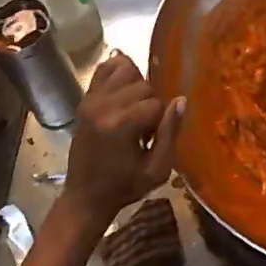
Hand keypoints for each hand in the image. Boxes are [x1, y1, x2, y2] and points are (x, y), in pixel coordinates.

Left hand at [59, 51, 182, 228]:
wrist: (85, 195)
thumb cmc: (124, 186)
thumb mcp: (156, 170)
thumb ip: (170, 133)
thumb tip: (181, 100)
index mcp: (122, 125)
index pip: (156, 103)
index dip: (160, 121)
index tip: (152, 139)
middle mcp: (104, 105)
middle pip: (142, 84)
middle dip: (150, 103)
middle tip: (144, 127)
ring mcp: (91, 100)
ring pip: (124, 70)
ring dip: (136, 86)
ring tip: (134, 108)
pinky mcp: (84, 99)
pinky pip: (103, 69)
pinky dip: (117, 71)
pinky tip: (124, 87)